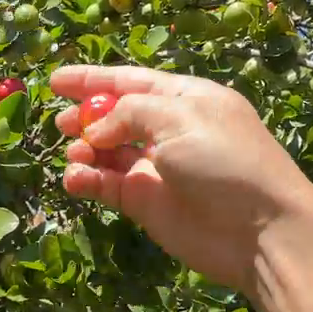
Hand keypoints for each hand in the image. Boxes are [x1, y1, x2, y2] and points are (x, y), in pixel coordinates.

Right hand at [52, 65, 312, 294]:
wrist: (258, 230)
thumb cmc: (227, 162)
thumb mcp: (181, 119)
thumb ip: (131, 113)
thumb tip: (95, 130)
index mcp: (185, 100)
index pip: (131, 82)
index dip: (92, 80)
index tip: (55, 81)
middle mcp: (168, 132)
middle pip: (116, 117)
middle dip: (85, 118)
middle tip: (59, 122)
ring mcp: (155, 169)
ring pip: (107, 153)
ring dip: (85, 150)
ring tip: (72, 152)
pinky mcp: (144, 203)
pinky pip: (106, 185)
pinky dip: (87, 180)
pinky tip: (75, 179)